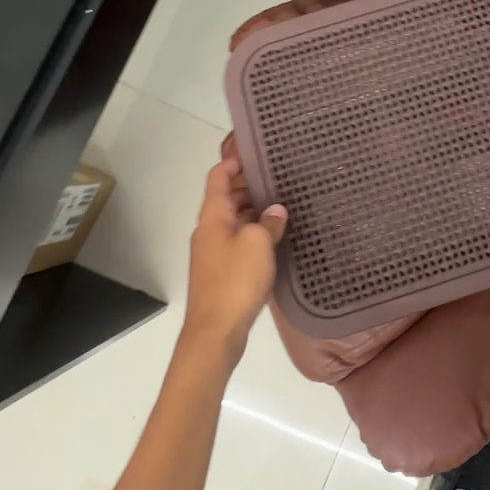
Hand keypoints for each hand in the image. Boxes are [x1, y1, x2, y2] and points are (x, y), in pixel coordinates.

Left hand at [183, 159, 287, 360]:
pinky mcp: (220, 273)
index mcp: (213, 217)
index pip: (217, 177)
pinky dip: (252, 233)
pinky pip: (236, 241)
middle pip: (224, 198)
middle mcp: (208, 230)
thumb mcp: (258, 244)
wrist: (214, 333)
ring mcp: (212, 253)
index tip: (255, 156)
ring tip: (281, 205)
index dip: (233, 163)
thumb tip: (275, 210)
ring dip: (252, 211)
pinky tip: (273, 239)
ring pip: (232, 221)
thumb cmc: (235, 281)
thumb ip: (269, 222)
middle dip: (247, 186)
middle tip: (276, 178)